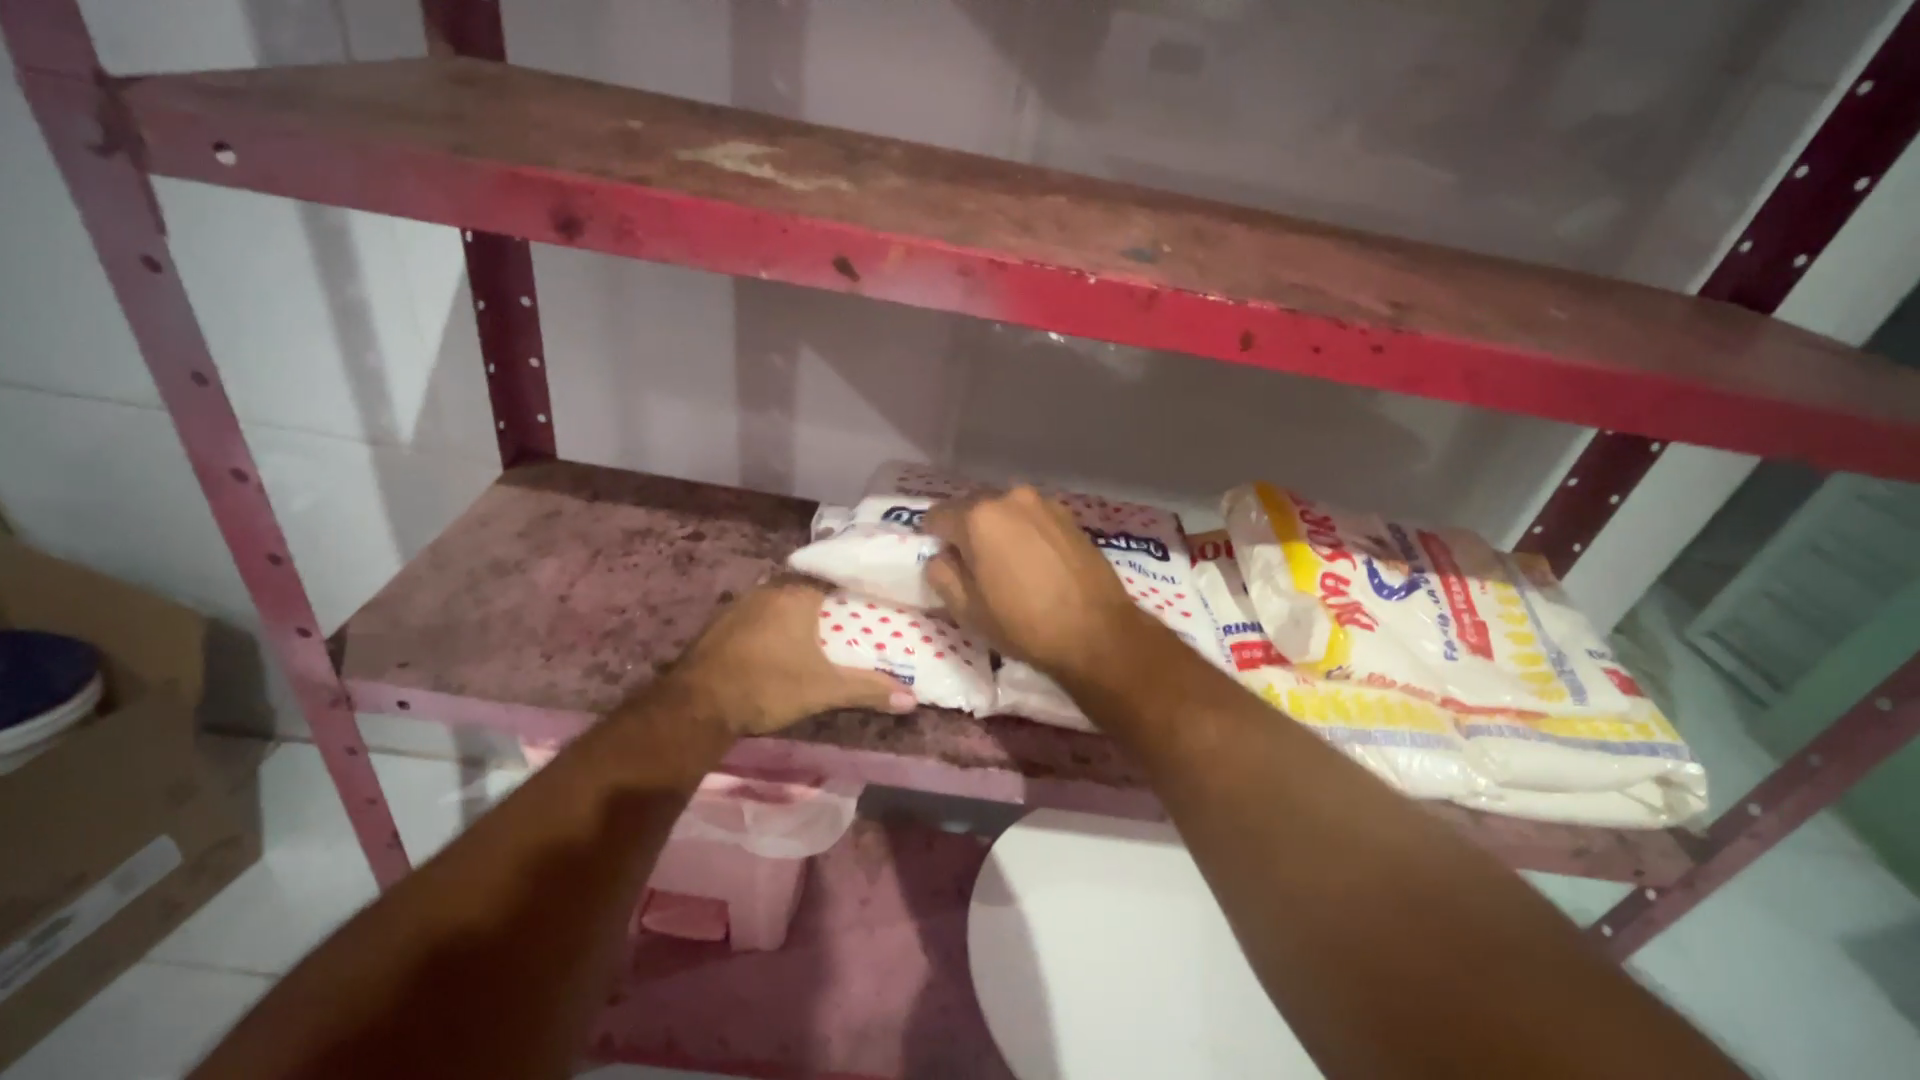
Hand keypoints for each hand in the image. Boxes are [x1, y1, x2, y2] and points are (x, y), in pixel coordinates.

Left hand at [667, 576, 916, 735]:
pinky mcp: (720, 627)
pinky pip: (757, 617)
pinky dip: (772, 626)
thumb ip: (867, 689)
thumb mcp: (824, 689)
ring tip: (820, 630)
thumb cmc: (767, 686)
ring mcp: (738, 607)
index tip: (869, 591)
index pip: (830, 573)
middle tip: (850, 614)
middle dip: (824, 599)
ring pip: (778, 601)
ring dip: (795, 613)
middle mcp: (767, 591)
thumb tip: (912, 700)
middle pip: (803, 586)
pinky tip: (780, 646)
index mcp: (795, 595)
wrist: (697, 705)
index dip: (850, 581)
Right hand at [922, 486, 1148, 681]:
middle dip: (967, 534)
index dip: (933, 539)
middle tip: (974, 570)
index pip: (937, 516)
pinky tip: (1036, 565)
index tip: (942, 564)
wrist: (1097, 632)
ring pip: (1006, 514)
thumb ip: (942, 575)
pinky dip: (1026, 535)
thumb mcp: (968, 610)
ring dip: (999, 533)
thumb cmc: (1024, 623)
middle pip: (973, 510)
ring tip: (1009, 568)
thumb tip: (940, 558)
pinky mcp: (1070, 518)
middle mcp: (1010, 498)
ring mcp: (1045, 504)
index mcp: (978, 517)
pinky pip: (1033, 521)